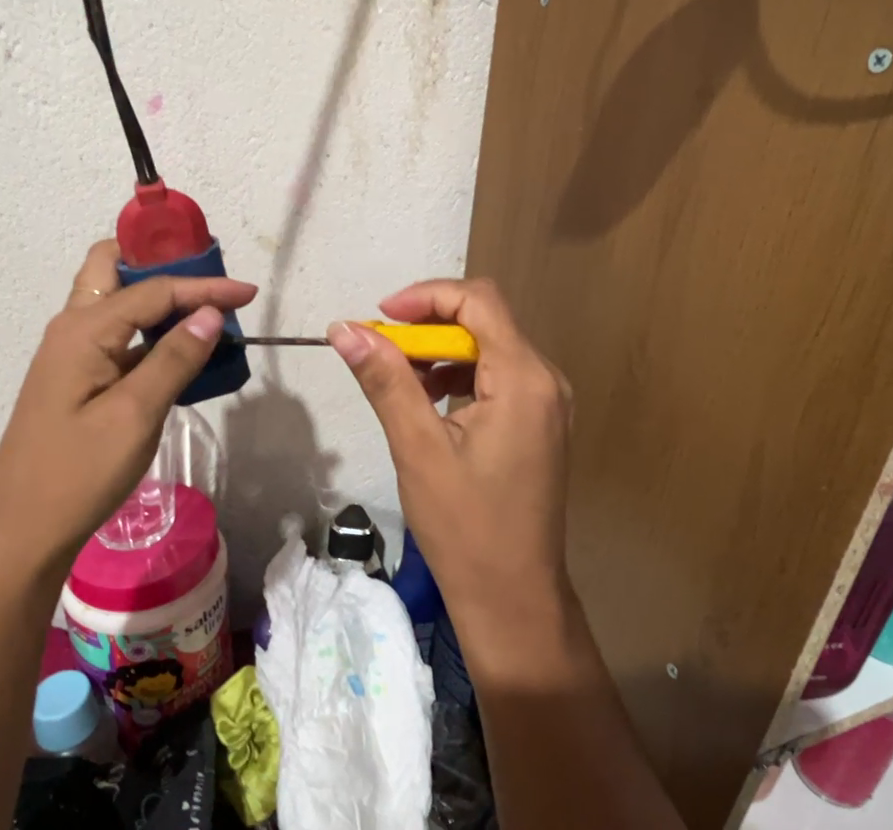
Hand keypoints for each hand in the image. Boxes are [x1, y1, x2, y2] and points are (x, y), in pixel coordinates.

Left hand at [0, 240, 256, 560]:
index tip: (250, 292)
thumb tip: (212, 314)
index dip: (204, 287)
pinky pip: (120, 334)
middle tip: (209, 278)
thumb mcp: (135, 415)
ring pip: (116, 300)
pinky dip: (152, 328)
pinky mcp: (79, 378)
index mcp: (83, 330)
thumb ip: (174, 359)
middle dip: (162, 262)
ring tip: (206, 309)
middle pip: (115, 268)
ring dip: (159, 295)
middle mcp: (73, 328)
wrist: (23, 529)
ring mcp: (73, 354)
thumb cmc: (78, 472)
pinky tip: (182, 349)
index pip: (153, 289)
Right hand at [327, 278, 573, 624]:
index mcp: (524, 379)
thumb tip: (344, 328)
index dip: (426, 296)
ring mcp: (548, 404)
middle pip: (487, 321)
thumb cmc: (465, 526)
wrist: (514, 596)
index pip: (478, 301)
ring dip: (443, 353)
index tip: (379, 318)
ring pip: (491, 349)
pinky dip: (461, 378)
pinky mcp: (540, 425)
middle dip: (429, 326)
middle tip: (380, 350)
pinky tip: (430, 404)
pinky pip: (500, 379)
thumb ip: (385, 380)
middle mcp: (546, 380)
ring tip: (399, 380)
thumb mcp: (418, 448)